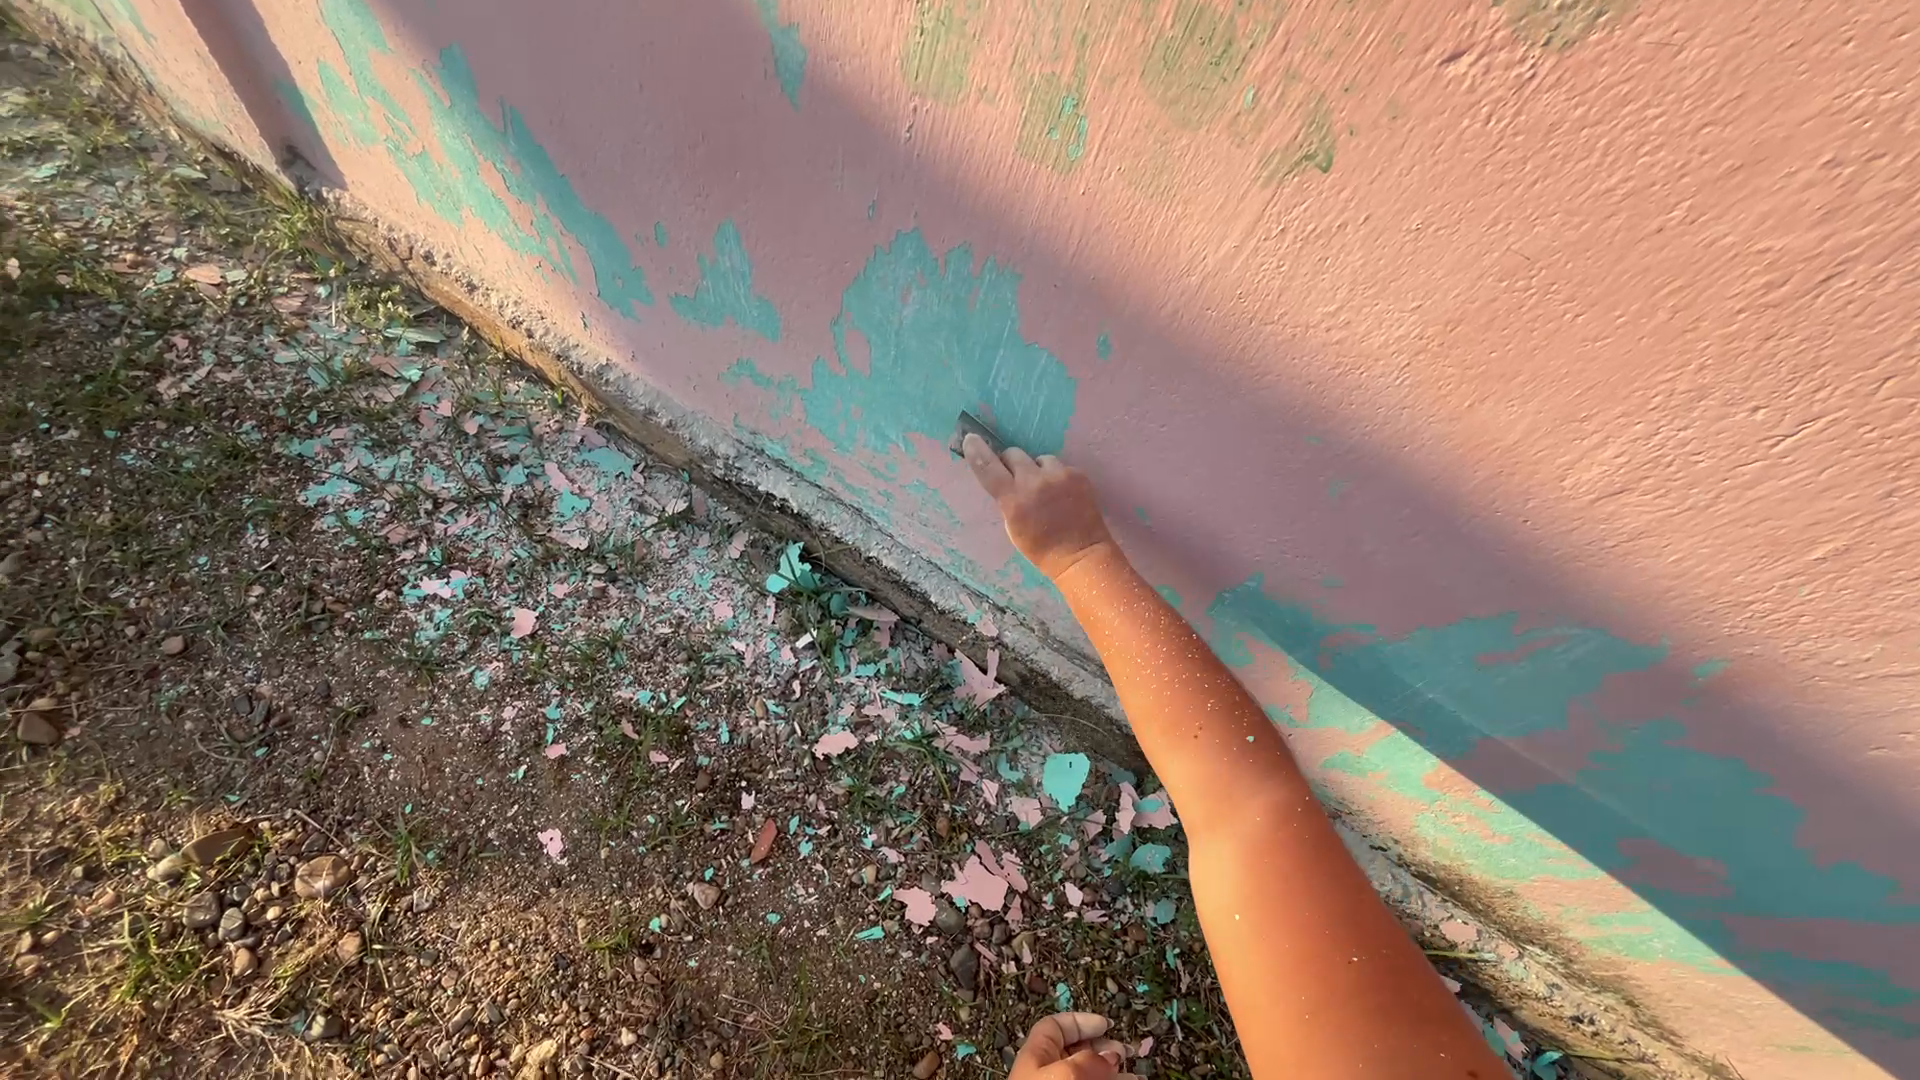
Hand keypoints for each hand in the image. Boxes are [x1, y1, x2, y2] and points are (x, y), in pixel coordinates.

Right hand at [961, 434, 1114, 579]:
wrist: (1081, 555)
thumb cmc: (1041, 548)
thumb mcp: (1013, 527)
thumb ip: (1007, 499)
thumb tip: (1005, 478)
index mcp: (1014, 501)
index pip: (988, 467)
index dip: (977, 451)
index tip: (972, 439)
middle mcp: (1035, 483)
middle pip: (1013, 454)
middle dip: (1010, 464)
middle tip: (1017, 480)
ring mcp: (1059, 476)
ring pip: (1038, 459)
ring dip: (1037, 469)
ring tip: (1045, 490)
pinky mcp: (1078, 475)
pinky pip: (1060, 467)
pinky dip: (1057, 477)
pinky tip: (1062, 495)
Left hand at [1009, 1012, 1135, 1079]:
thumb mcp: (1064, 1075)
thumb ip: (1088, 1061)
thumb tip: (1110, 1056)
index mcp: (1037, 1055)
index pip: (1056, 1027)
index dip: (1081, 1022)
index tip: (1108, 1025)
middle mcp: (1046, 1073)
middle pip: (1075, 1053)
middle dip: (1102, 1050)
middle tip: (1125, 1054)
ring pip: (1087, 1077)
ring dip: (1112, 1075)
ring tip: (1135, 1078)